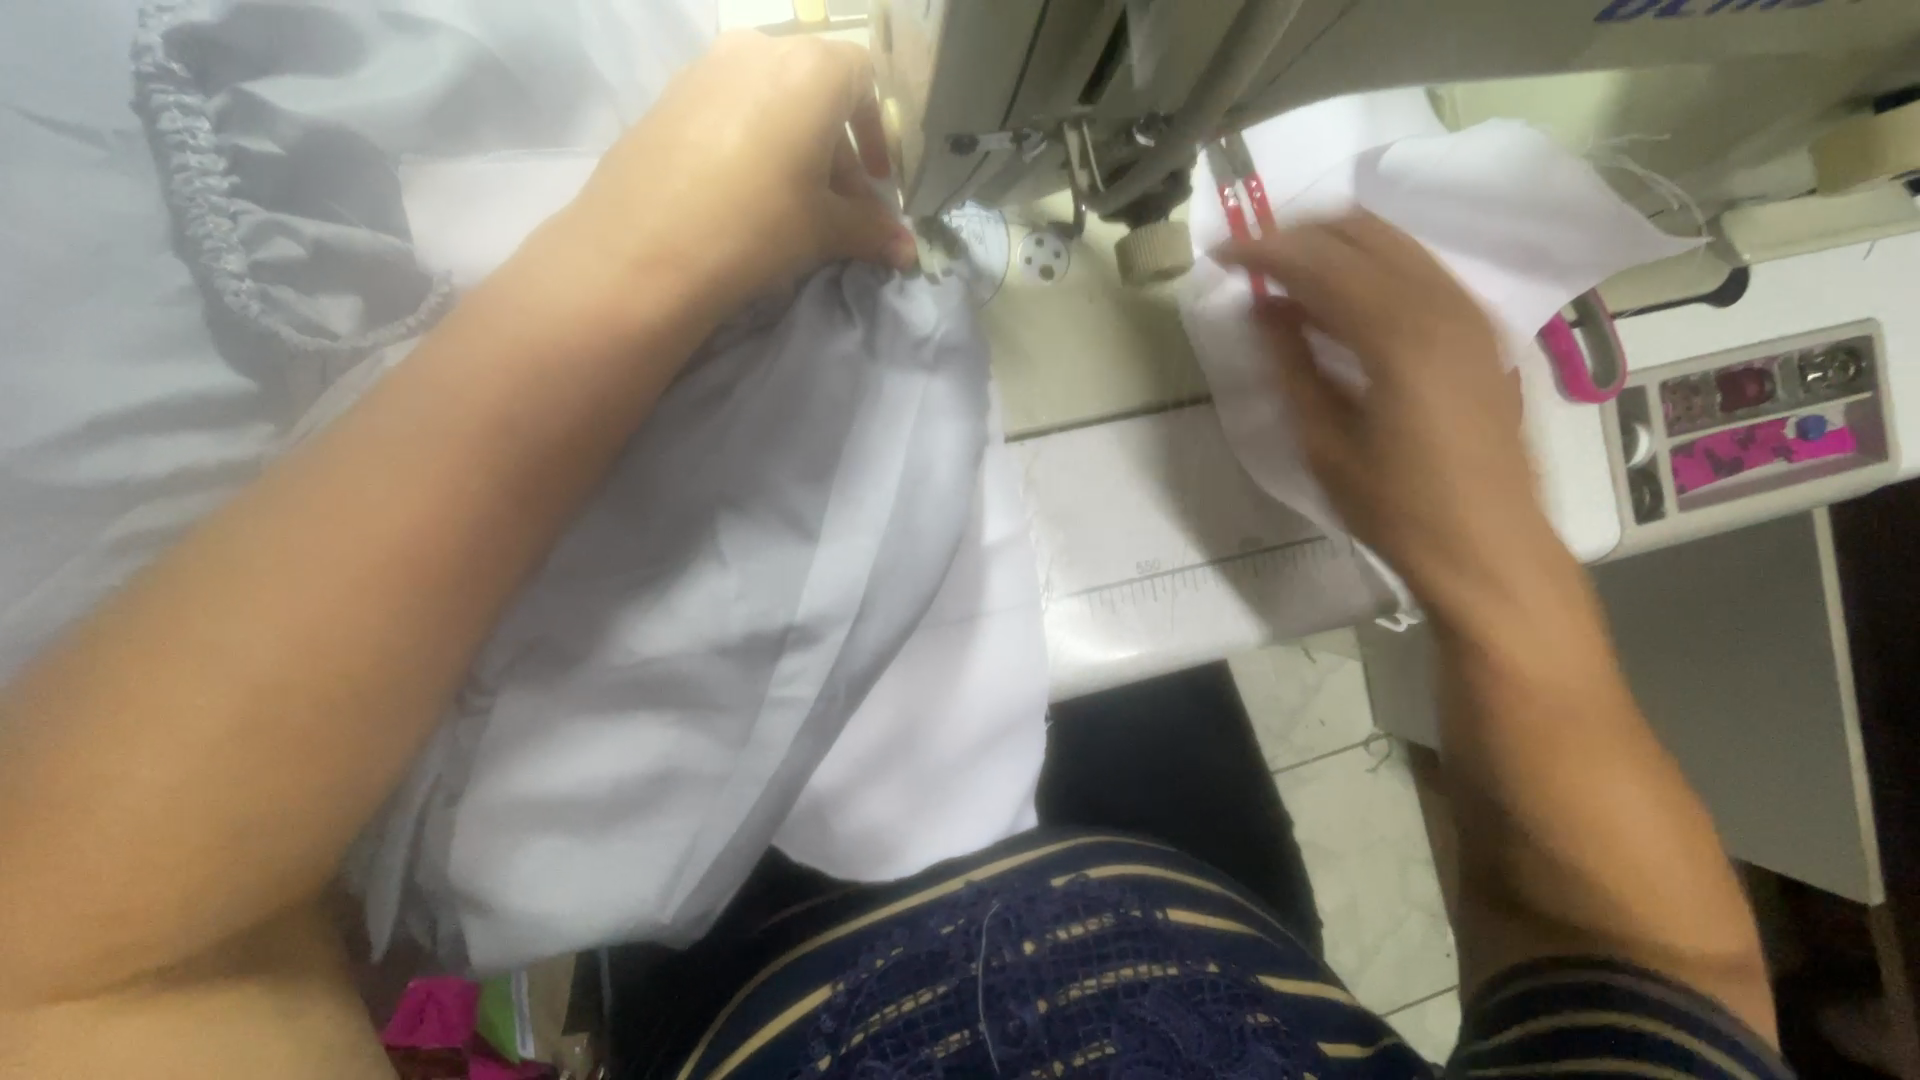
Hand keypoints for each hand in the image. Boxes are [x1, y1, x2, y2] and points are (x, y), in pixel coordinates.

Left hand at [557, 32, 915, 310]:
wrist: (645, 248)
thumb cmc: (758, 225)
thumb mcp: (825, 230)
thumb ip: (872, 231)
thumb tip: (909, 252)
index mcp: (810, 69)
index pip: (863, 78)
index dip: (878, 131)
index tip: (878, 181)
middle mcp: (758, 50)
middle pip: (815, 89)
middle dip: (836, 148)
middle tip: (837, 206)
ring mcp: (705, 69)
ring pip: (770, 98)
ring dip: (793, 146)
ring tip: (789, 206)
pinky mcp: (667, 97)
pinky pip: (728, 109)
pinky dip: (750, 143)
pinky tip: (740, 197)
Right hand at [1216, 213, 1568, 615]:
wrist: (1487, 544)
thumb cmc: (1395, 507)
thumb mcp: (1323, 442)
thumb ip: (1292, 364)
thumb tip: (1264, 311)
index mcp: (1398, 335)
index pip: (1319, 261)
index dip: (1263, 250)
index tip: (1219, 254)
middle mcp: (1442, 304)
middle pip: (1361, 231)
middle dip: (1299, 234)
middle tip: (1250, 261)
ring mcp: (1470, 311)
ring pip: (1395, 241)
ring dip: (1335, 245)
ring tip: (1285, 276)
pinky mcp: (1480, 328)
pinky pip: (1418, 268)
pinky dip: (1371, 267)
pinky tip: (1338, 301)